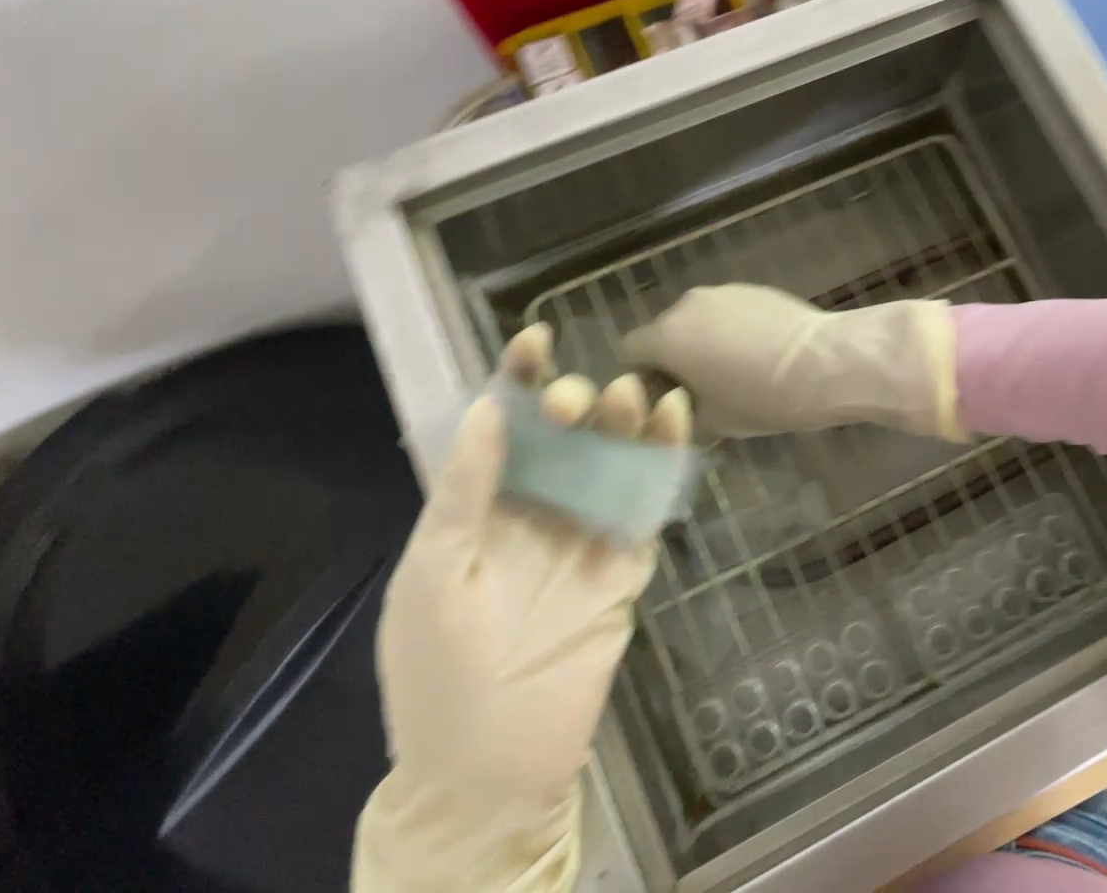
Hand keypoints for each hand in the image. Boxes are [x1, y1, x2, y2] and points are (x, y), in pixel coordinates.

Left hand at [353, 325, 690, 892]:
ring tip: (637, 395)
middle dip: (575, 405)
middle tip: (582, 401)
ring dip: (625, 426)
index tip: (536, 339)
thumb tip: (490, 411)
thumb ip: (464, 492)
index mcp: (480, 510)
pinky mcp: (624, 567)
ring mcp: (583, 539)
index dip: (518, 383)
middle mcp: (535, 513)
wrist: (489, 767)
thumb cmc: (440, 670)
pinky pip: (646, 508)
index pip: (503, 430)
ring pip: (611, 464)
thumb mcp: (432, 573)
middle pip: (564, 440)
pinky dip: (662, 466)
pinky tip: (674, 426)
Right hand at [620, 284, 964, 440]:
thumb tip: (678, 412)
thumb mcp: (715, 423)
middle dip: (675, 361)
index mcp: (667, 337)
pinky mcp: (755, 290)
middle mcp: (687, 305)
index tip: (666, 401)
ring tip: (738, 374)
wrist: (827, 364)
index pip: (630, 352)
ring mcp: (723, 292)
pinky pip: (728, 313)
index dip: (641, 380)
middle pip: (664, 333)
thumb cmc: (763, 399)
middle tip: (703, 393)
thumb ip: (682, 417)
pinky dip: (732, 332)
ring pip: (698, 321)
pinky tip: (762, 356)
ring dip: (704, 344)